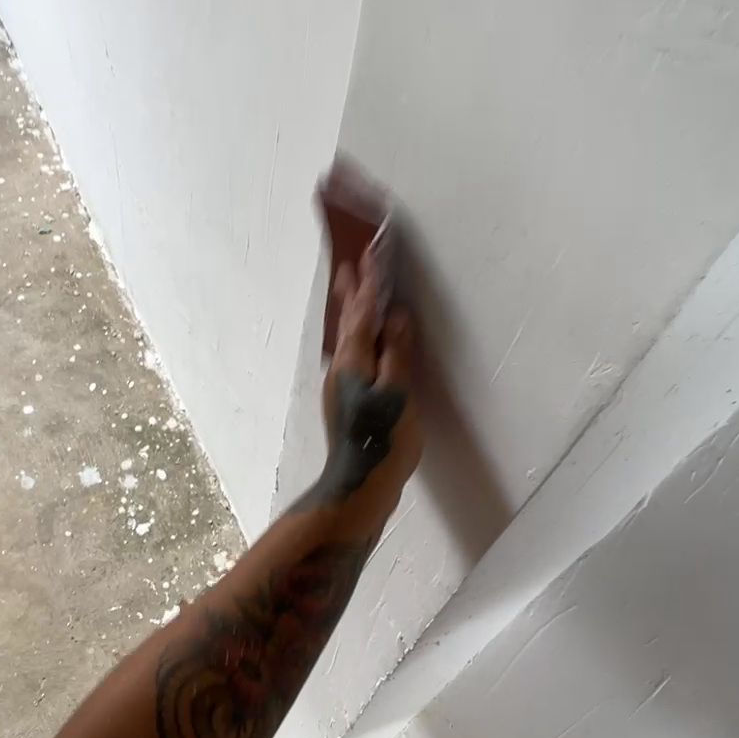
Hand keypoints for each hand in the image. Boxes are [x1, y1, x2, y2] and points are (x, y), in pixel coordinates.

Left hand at [301, 249, 420, 520]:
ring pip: (348, 340)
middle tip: (348, 264)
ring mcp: (341, 387)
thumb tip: (396, 315)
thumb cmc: (382, 441)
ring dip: (352, 314)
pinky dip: (358, 338)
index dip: (369, 282)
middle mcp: (341, 369)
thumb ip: (397, 353)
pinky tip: (362, 344)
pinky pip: (353, 357)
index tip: (370, 252)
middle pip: (348, 323)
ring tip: (352, 293)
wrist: (360, 485)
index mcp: (354, 361)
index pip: (363, 312)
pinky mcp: (347, 403)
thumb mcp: (397, 394)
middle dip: (351, 293)